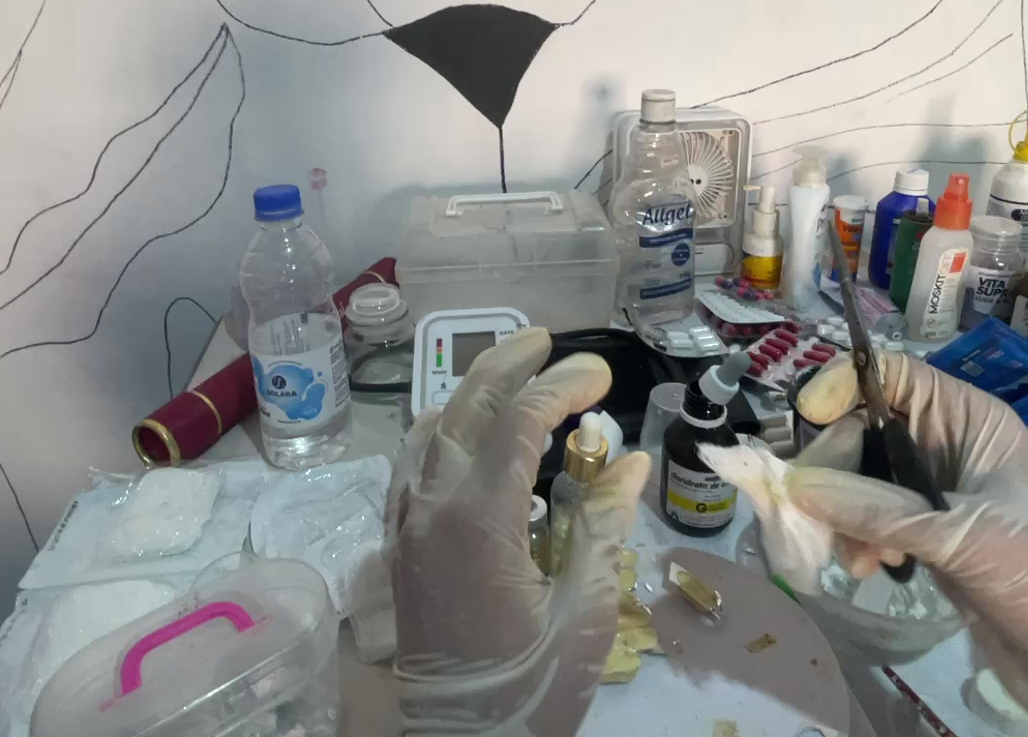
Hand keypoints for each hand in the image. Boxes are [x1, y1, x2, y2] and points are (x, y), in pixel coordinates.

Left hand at [385, 328, 650, 734]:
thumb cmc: (530, 689)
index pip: (519, 422)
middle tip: (545, 339)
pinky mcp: (398, 542)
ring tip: (512, 373)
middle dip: (507, 364)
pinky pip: (412, 464)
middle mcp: (431, 506)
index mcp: (479, 521)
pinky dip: (441, 430)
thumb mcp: (585, 615)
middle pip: (465, 408)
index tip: (602, 374)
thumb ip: (603, 526)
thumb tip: (630, 460)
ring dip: (471, 392)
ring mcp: (406, 523)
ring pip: (430, 429)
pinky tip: (465, 430)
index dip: (562, 385)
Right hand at [789, 351, 1027, 734]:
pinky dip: (855, 536)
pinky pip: (867, 513)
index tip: (809, 419)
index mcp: (968, 420)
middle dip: (835, 467)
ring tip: (854, 557)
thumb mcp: (967, 540)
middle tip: (813, 508)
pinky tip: (868, 567)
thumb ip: (879, 511)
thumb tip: (798, 487)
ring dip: (841, 510)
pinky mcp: (925, 530)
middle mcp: (946, 442)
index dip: (841, 384)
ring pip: (858, 473)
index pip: (889, 373)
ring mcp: (934, 488)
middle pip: (860, 425)